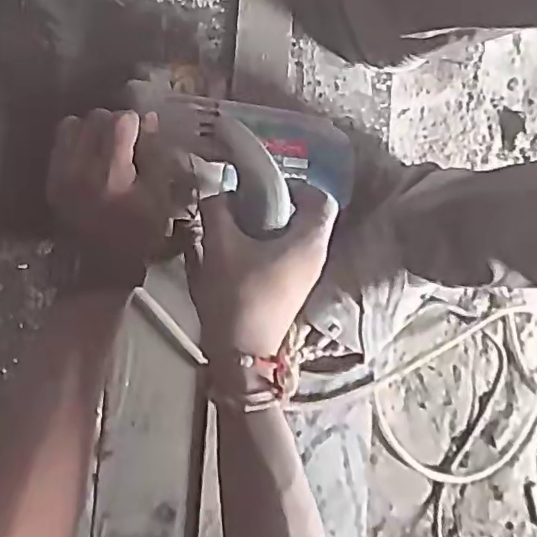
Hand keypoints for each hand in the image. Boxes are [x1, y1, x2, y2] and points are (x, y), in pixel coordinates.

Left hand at [46, 109, 171, 279]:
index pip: (121, 121)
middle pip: (96, 118)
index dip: (136, 123)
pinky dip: (75, 142)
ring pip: (74, 124)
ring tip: (105, 148)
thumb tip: (149, 119)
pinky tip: (89, 158)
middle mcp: (81, 169)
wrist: (102, 268)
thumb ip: (155, 154)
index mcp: (112, 174)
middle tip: (126, 143)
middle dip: (114, 124)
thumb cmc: (140, 234)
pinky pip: (60, 143)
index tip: (142, 137)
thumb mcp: (160, 197)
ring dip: (92, 130)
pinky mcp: (51, 180)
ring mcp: (61, 174)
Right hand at [187, 181, 337, 357]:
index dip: (293, 184)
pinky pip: (285, 254)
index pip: (320, 197)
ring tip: (235, 225)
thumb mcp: (220, 245)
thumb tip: (216, 187)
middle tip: (242, 202)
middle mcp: (316, 256)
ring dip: (267, 225)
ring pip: (293, 236)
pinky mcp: (292, 289)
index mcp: (309, 241)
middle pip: (305, 215)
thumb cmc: (238, 294)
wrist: (241, 352)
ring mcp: (306, 275)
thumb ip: (217, 208)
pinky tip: (238, 250)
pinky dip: (266, 244)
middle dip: (274, 203)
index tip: (262, 185)